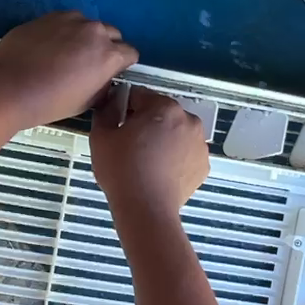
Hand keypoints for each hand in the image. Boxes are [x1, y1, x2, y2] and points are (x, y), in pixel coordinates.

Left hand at [0, 12, 138, 127]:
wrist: (9, 86)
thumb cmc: (50, 102)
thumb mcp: (85, 103)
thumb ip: (103, 86)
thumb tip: (105, 79)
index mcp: (109, 55)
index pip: (130, 53)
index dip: (122, 64)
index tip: (111, 72)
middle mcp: (95, 31)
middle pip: (112, 34)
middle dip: (106, 47)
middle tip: (88, 63)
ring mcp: (71, 19)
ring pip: (88, 25)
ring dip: (84, 36)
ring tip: (66, 53)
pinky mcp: (49, 15)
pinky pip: (66, 21)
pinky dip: (64, 31)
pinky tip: (49, 46)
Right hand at [91, 87, 209, 221]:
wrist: (146, 208)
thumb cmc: (121, 170)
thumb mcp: (101, 136)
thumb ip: (106, 112)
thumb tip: (112, 104)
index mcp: (164, 107)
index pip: (140, 96)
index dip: (125, 108)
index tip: (117, 124)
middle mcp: (188, 120)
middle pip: (161, 113)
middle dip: (147, 123)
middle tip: (130, 145)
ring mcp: (199, 144)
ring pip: (176, 133)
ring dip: (163, 139)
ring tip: (146, 161)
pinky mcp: (203, 165)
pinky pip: (185, 153)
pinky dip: (175, 157)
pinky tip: (160, 172)